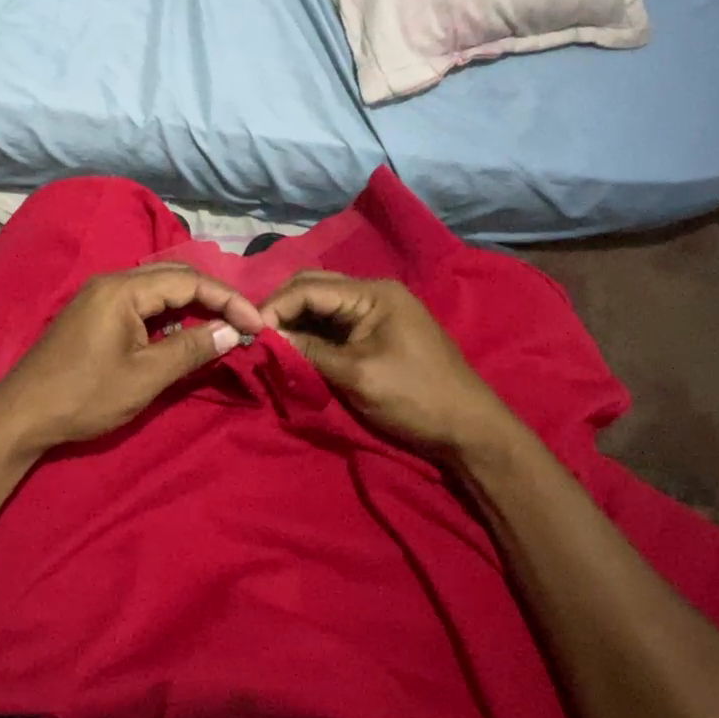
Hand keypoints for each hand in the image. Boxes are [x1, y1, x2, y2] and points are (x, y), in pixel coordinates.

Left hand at [0, 264, 263, 458]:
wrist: (22, 415)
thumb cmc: (85, 396)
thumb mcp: (145, 377)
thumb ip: (190, 349)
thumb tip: (231, 332)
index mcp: (122, 289)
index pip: (188, 281)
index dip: (228, 300)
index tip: (258, 326)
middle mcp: (110, 282)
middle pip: (173, 277)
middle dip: (213, 297)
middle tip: (245, 323)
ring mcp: (97, 297)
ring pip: (156, 289)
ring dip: (191, 304)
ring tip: (222, 327)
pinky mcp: (92, 314)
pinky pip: (140, 303)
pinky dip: (167, 314)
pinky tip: (183, 333)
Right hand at [260, 272, 517, 458]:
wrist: (470, 429)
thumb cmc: (416, 397)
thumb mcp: (357, 375)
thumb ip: (308, 352)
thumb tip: (265, 337)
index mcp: (373, 293)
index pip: (309, 287)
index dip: (275, 306)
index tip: (249, 332)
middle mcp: (373, 293)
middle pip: (313, 288)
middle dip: (281, 308)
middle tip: (254, 335)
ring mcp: (377, 312)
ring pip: (321, 305)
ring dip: (294, 320)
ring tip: (269, 342)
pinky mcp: (377, 332)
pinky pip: (334, 323)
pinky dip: (311, 333)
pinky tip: (294, 348)